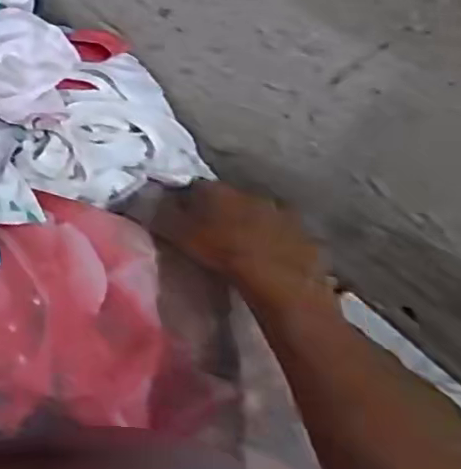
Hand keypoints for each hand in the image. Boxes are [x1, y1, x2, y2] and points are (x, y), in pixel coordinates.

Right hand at [152, 181, 331, 306]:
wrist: (280, 283)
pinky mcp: (310, 238)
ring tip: (244, 240)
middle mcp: (253, 194)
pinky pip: (287, 234)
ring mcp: (287, 216)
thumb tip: (159, 197)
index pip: (196, 185)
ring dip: (253, 222)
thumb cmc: (221, 252)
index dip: (189, 197)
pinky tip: (271, 254)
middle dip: (224, 208)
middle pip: (232, 197)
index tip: (184, 211)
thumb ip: (166, 210)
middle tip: (214, 226)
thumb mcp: (177, 231)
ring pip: (262, 214)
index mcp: (219, 189)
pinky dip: (278, 240)